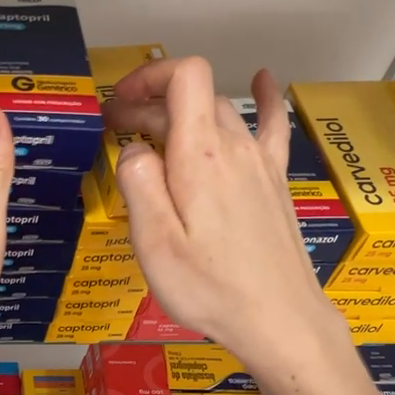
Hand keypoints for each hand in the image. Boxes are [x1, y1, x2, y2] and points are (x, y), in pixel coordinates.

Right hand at [104, 59, 344, 372]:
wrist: (278, 318)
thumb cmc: (210, 288)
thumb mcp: (155, 243)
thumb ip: (139, 185)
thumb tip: (133, 149)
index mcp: (202, 157)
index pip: (184, 76)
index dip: (148, 76)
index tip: (117, 104)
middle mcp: (235, 148)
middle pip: (194, 98)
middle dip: (150, 104)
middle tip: (116, 131)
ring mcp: (260, 162)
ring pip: (220, 112)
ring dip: (183, 112)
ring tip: (153, 131)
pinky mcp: (274, 182)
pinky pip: (271, 125)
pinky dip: (264, 98)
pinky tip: (265, 80)